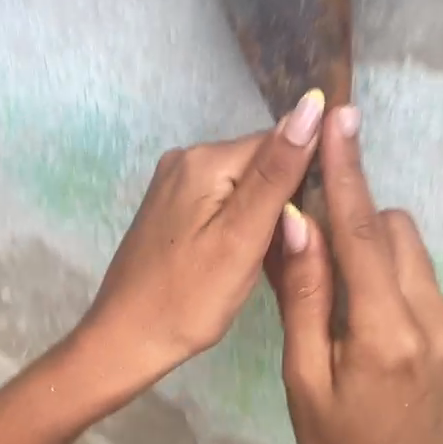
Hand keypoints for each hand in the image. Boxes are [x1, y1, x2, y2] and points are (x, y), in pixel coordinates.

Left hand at [78, 90, 326, 390]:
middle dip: (286, 199)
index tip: (317, 222)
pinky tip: (243, 256)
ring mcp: (175, 182)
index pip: (282, 143)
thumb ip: (278, 171)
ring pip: (245, 184)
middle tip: (295, 248)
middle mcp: (187, 158)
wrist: (125, 339)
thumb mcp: (242, 236)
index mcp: (206, 159)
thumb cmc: (190, 298)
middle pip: (262, 162)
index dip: (309, 179)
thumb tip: (312, 104)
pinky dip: (241, 223)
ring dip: (266, 213)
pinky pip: (223, 201)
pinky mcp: (171, 206)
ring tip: (271, 258)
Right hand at [264, 106, 442, 443]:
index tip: (339, 118)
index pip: (361, 231)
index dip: (347, 170)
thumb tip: (296, 222)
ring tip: (331, 291)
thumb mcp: (303, 377)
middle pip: (389, 229)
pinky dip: (384, 273)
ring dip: (367, 247)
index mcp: (387, 332)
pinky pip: (417, 277)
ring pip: (407, 249)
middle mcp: (434, 319)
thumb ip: (304, 296)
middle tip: (305, 242)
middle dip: (348, 219)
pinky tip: (359, 315)